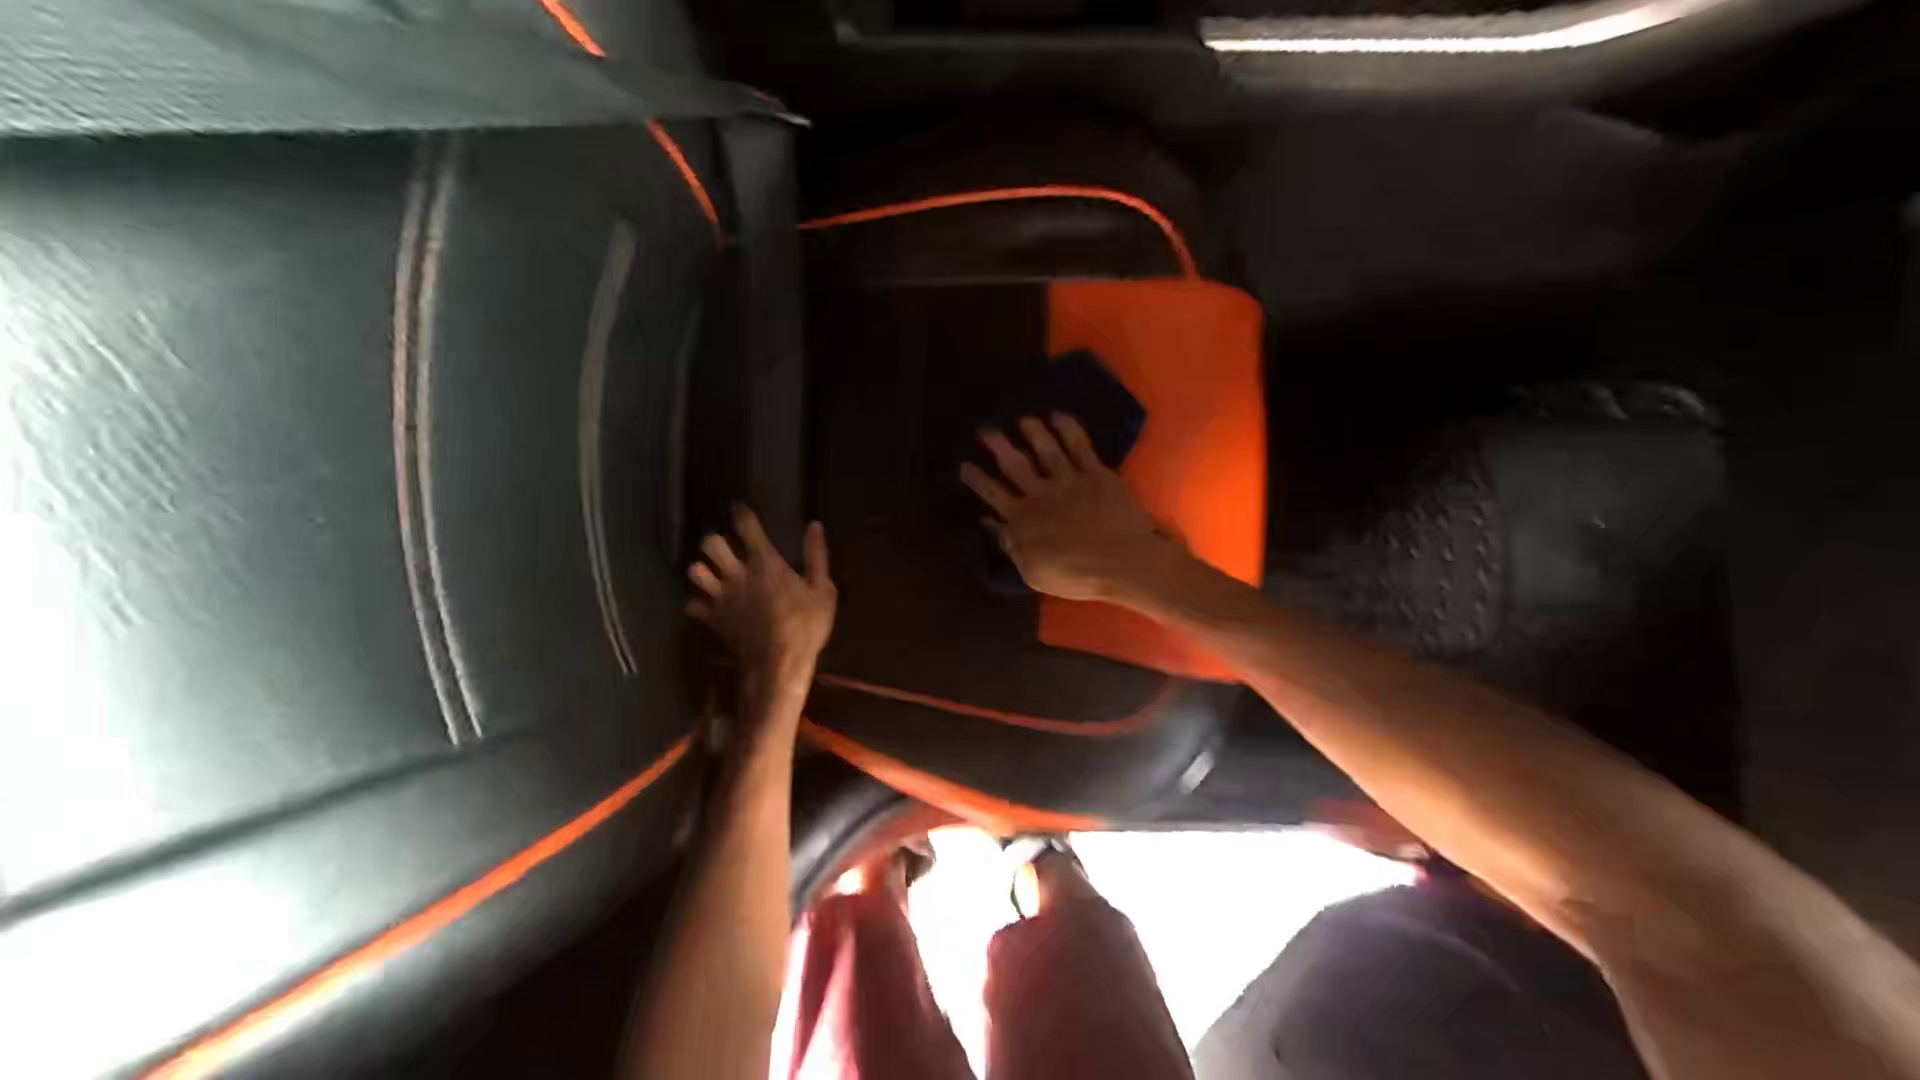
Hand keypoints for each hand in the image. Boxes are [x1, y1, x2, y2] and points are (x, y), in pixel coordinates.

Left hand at [688, 506, 836, 683]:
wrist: (779, 665)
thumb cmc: (806, 626)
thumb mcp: (823, 590)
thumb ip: (816, 556)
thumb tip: (814, 525)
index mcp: (765, 563)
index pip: (747, 527)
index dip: (742, 513)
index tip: (740, 508)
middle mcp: (738, 574)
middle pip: (710, 544)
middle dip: (715, 542)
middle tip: (726, 549)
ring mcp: (721, 597)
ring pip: (695, 571)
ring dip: (702, 570)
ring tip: (712, 574)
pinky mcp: (713, 619)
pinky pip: (692, 605)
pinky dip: (697, 603)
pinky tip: (707, 605)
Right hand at [959, 413, 1179, 601]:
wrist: (1122, 563)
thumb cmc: (1077, 576)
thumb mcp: (1033, 572)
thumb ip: (1010, 545)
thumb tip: (990, 522)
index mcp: (1023, 520)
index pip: (993, 494)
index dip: (977, 479)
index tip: (964, 464)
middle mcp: (1041, 494)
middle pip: (1014, 465)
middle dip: (998, 446)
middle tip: (986, 429)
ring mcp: (1069, 480)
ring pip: (1045, 449)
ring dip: (1032, 432)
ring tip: (1023, 419)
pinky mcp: (1096, 474)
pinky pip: (1079, 445)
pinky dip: (1068, 428)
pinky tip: (1058, 415)